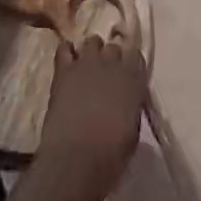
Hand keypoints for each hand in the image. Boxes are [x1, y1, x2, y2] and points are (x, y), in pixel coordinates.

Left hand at [34, 34, 146, 200]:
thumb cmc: (111, 154)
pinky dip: (67, 52)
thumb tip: (125, 100)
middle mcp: (112, 64)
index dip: (131, 64)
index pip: (136, 56)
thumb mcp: (133, 130)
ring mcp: (87, 63)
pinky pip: (64, 48)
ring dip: (91, 52)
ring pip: (92, 42)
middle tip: (105, 73)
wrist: (77, 158)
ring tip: (87, 67)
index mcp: (133, 80)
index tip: (127, 73)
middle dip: (110, 58)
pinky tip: (67, 62)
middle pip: (113, 47)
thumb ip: (130, 106)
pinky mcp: (64, 70)